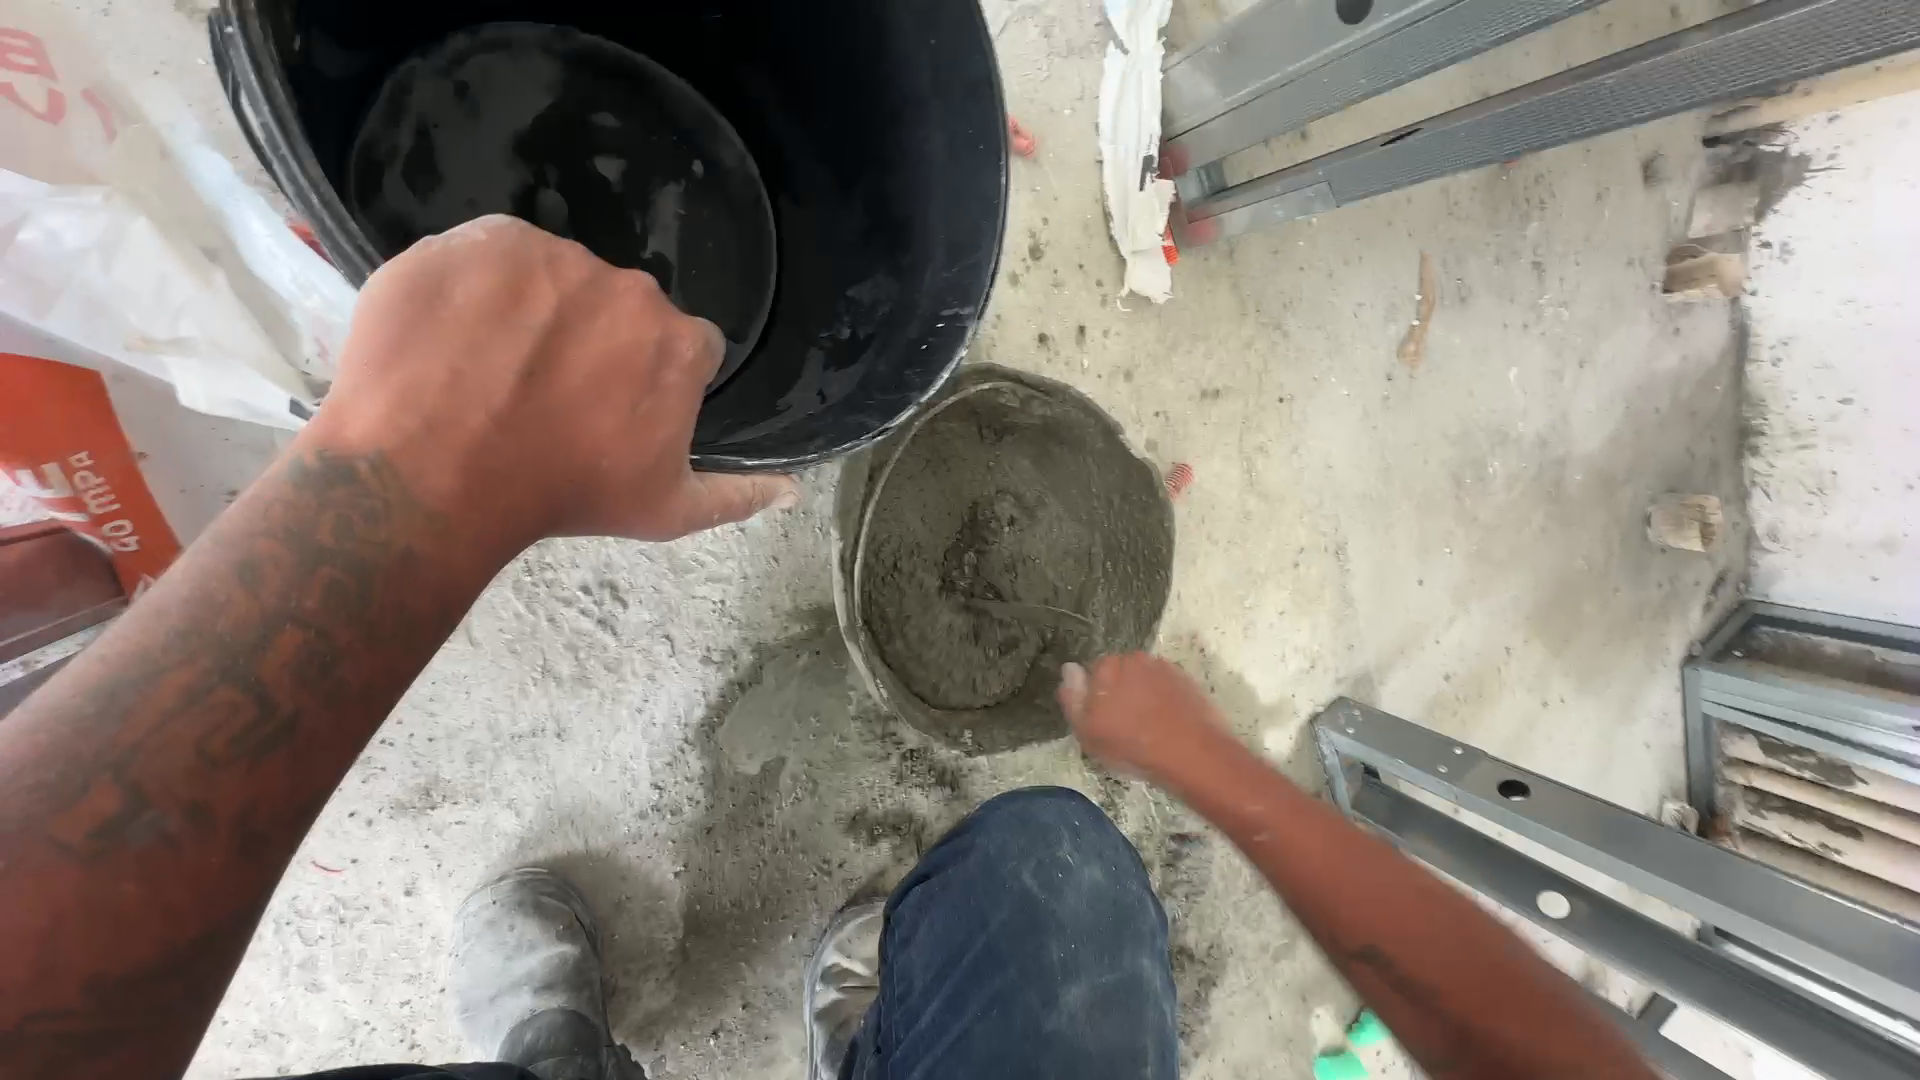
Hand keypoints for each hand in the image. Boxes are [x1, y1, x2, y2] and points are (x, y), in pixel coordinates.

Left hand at [301, 215, 797, 558]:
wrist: (435, 478)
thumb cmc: (566, 496)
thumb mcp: (668, 511)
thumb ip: (739, 494)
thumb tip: (796, 489)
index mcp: (680, 345)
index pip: (684, 346)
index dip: (651, 377)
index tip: (617, 407)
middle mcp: (631, 289)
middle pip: (623, 308)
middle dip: (599, 341)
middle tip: (553, 391)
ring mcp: (555, 258)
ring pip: (560, 277)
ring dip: (543, 311)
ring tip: (499, 367)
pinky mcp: (483, 239)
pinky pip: (498, 252)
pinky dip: (487, 284)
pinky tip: (466, 334)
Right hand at [1057, 653, 1239, 784]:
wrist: (1191, 754)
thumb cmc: (1131, 746)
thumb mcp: (1087, 732)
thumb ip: (1072, 697)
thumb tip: (1069, 668)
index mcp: (1106, 667)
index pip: (1092, 674)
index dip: (1095, 697)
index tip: (1102, 720)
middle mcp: (1134, 658)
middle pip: (1119, 673)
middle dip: (1119, 691)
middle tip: (1124, 725)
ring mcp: (1163, 668)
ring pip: (1144, 679)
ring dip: (1142, 694)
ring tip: (1148, 726)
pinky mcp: (1187, 680)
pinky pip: (1166, 687)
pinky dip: (1164, 699)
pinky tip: (1167, 723)